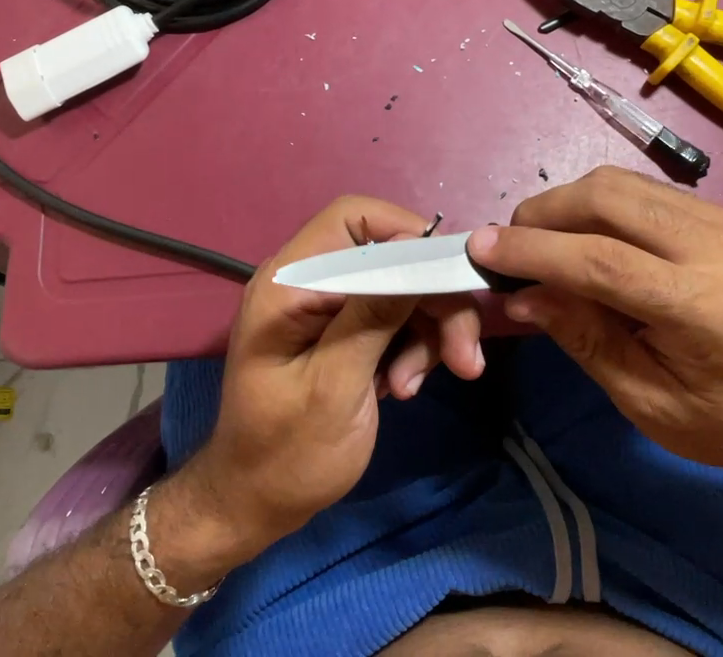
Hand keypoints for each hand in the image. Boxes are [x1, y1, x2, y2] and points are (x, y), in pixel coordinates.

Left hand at [187, 196, 483, 547]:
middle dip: (432, 300)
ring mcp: (328, 307)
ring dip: (427, 333)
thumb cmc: (286, 453)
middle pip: (390, 256)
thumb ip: (373, 318)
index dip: (407, 235)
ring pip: (402, 289)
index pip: (353, 217)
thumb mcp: (334, 387)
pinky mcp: (346, 332)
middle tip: (465, 356)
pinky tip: (403, 389)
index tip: (450, 281)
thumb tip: (417, 255)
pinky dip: (413, 349)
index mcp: (289, 284)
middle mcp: (308, 283)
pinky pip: (397, 319)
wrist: (256, 504)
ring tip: (414, 387)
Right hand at [465, 166, 722, 484]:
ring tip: (540, 240)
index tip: (481, 247)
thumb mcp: (648, 404)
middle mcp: (722, 250)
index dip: (535, 250)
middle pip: (610, 199)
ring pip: (623, 183)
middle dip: (544, 212)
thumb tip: (523, 296)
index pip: (604, 261)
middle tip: (509, 243)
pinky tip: (584, 236)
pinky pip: (644, 190)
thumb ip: (585, 340)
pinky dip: (599, 205)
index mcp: (708, 310)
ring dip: (567, 203)